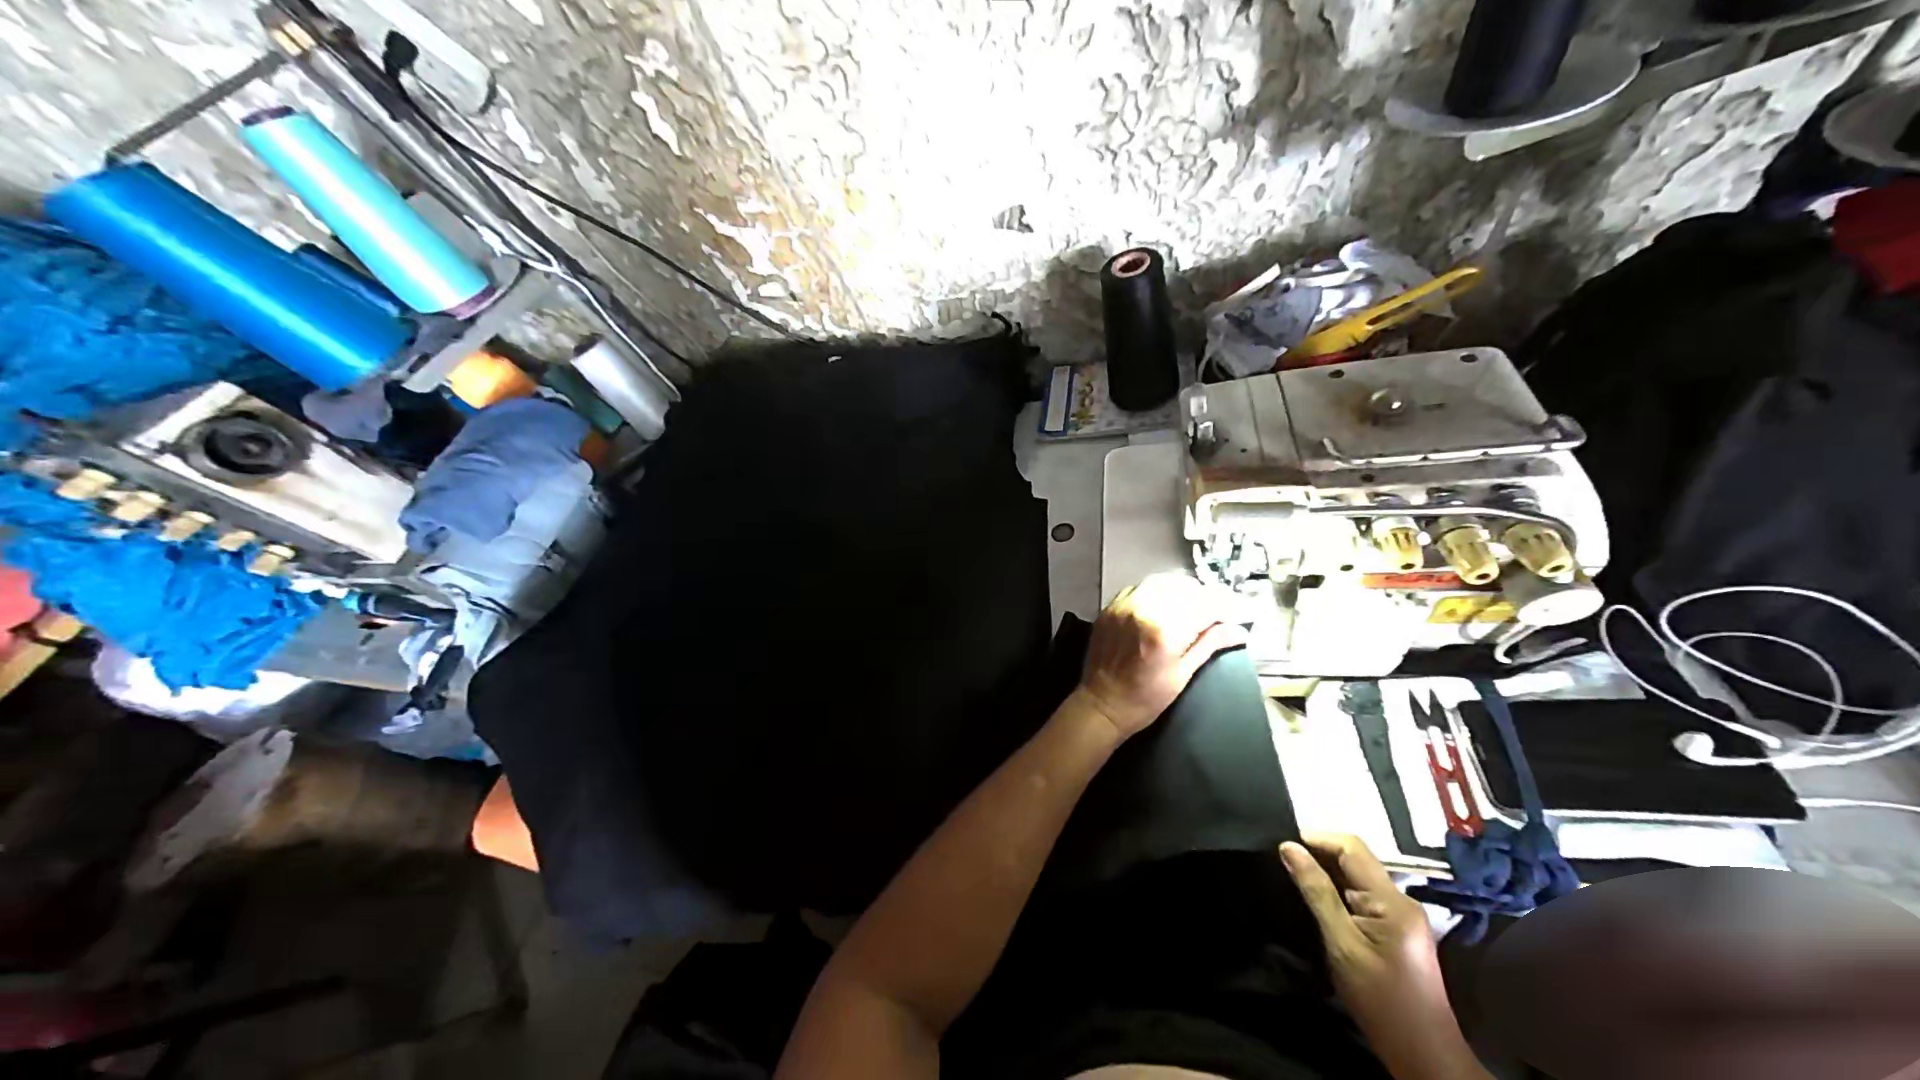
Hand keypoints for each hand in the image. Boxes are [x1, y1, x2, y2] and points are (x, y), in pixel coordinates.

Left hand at [1075, 573, 1245, 738]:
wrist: (1102, 704)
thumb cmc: (1146, 697)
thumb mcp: (1183, 674)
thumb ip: (1209, 644)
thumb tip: (1239, 630)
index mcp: (1164, 629)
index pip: (1205, 605)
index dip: (1226, 607)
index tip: (1238, 613)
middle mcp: (1143, 608)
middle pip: (1184, 588)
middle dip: (1205, 597)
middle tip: (1217, 612)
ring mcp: (1123, 605)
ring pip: (1161, 582)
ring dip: (1182, 589)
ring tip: (1192, 605)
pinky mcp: (1110, 607)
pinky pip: (1139, 587)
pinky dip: (1157, 591)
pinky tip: (1164, 604)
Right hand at [1281, 833, 1486, 1079]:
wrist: (1423, 1055)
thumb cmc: (1379, 999)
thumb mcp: (1341, 944)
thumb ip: (1316, 892)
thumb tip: (1288, 848)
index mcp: (1393, 901)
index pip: (1352, 848)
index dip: (1316, 839)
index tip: (1282, 847)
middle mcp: (1402, 900)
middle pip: (1357, 860)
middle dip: (1319, 855)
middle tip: (1283, 862)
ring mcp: (1404, 916)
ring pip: (1359, 878)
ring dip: (1327, 874)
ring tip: (1294, 878)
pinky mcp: (1399, 931)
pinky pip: (1365, 896)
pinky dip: (1339, 892)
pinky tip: (1319, 901)